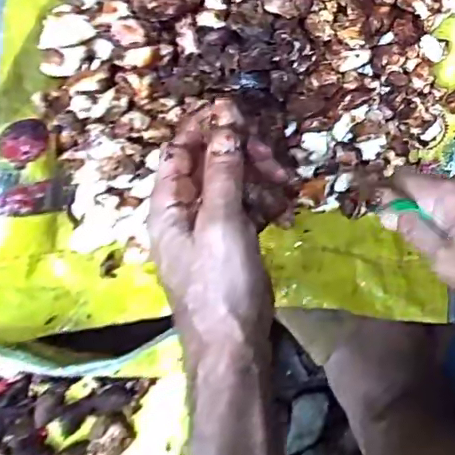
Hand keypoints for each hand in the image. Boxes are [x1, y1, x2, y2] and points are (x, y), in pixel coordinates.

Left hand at [147, 100, 288, 361]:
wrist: (235, 345)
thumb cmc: (220, 284)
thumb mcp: (221, 222)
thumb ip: (223, 170)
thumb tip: (225, 121)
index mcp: (168, 206)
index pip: (179, 150)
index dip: (204, 126)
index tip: (236, 109)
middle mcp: (185, 212)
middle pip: (211, 162)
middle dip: (242, 153)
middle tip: (273, 157)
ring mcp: (211, 226)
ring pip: (235, 181)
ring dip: (261, 175)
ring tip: (287, 184)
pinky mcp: (234, 240)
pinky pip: (249, 204)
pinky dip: (267, 198)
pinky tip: (285, 204)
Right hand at [379, 170, 454, 320]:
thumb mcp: (443, 260)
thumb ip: (413, 230)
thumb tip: (386, 209)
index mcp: (448, 191)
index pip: (404, 176)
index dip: (386, 190)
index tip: (374, 205)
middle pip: (427, 183)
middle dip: (413, 202)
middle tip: (406, 232)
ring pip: (448, 191)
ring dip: (437, 209)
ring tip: (438, 240)